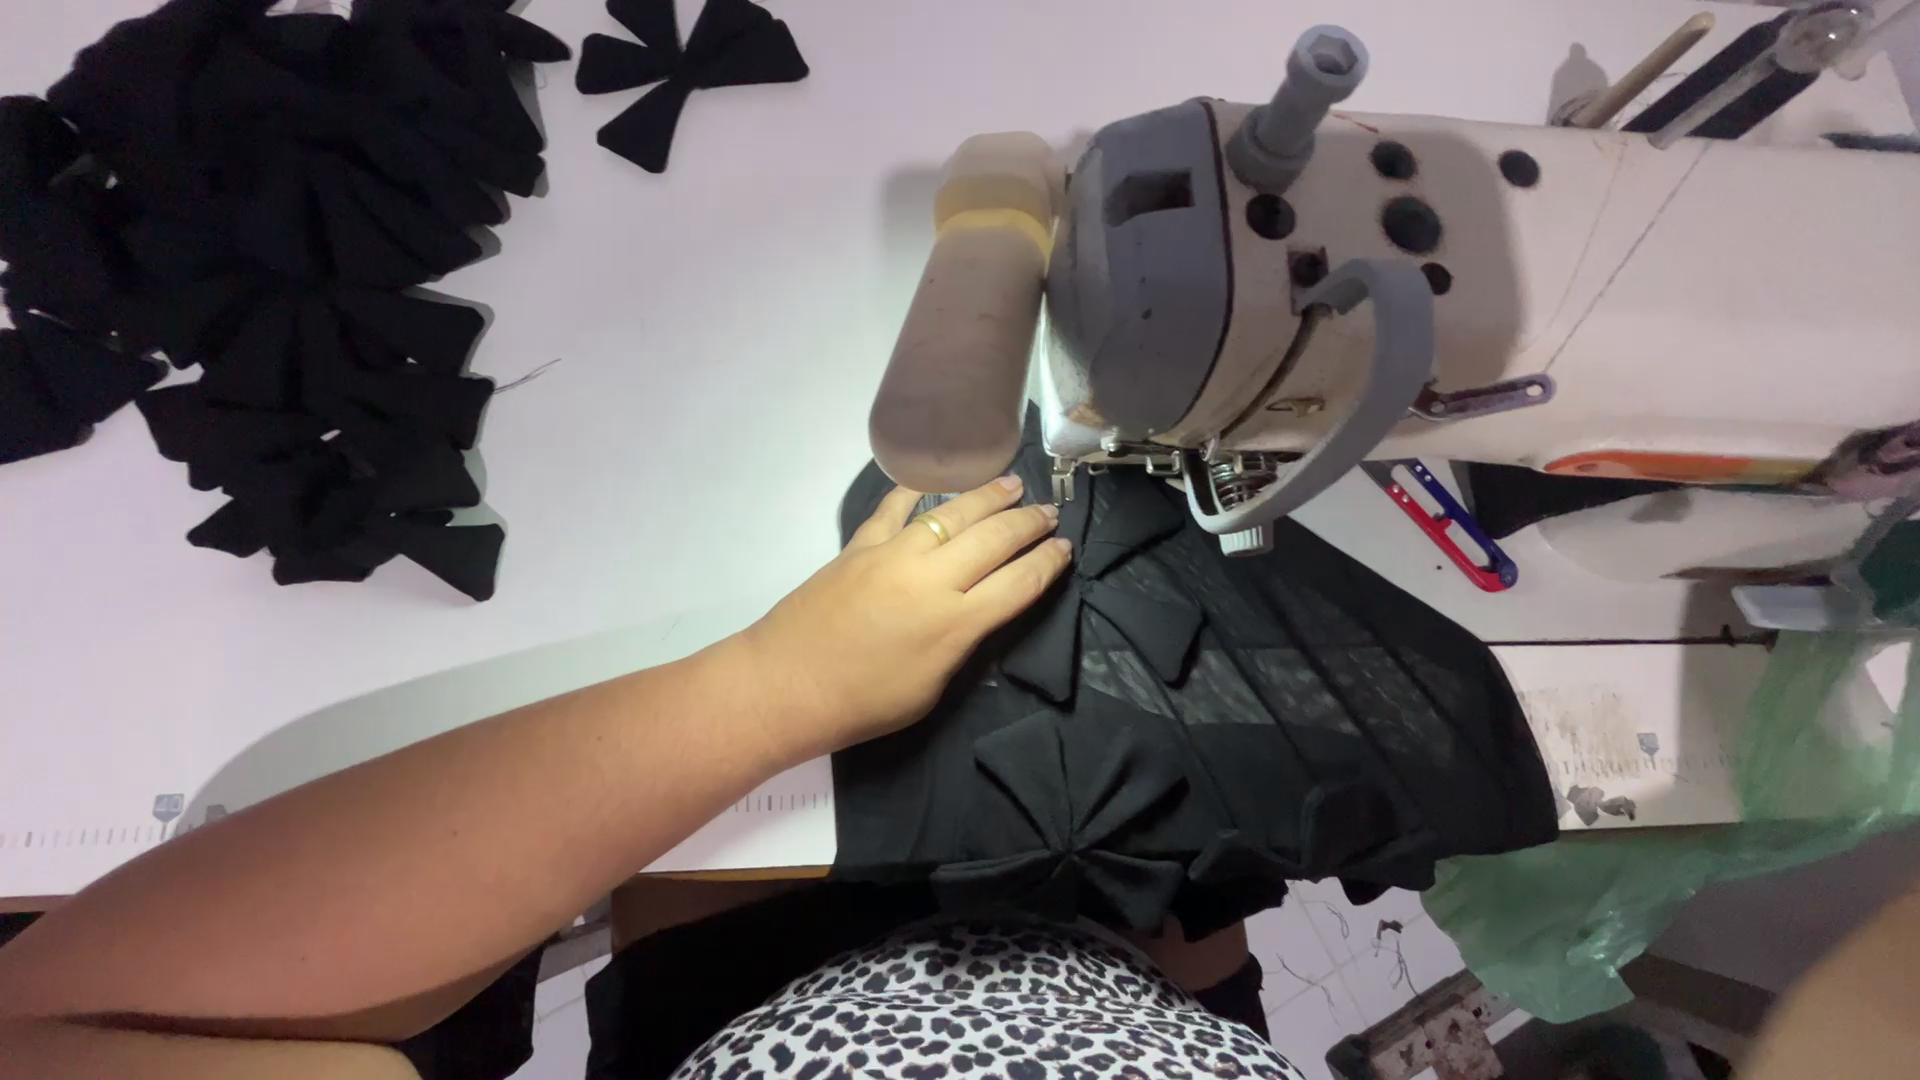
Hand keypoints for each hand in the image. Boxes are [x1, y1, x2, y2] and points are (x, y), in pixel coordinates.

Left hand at [738, 475, 1070, 757]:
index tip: (1065, 548)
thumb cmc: (862, 704)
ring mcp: (893, 555)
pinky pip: (894, 508)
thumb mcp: (930, 690)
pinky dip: (915, 491)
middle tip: (1048, 512)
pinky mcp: (860, 545)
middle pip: (995, 539)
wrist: (786, 685)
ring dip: (987, 497)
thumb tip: (976, 611)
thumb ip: (960, 644)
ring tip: (1011, 484)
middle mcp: (932, 580)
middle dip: (1029, 523)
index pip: (1019, 583)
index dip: (1048, 563)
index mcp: (956, 624)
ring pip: (952, 513)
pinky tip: (932, 482)